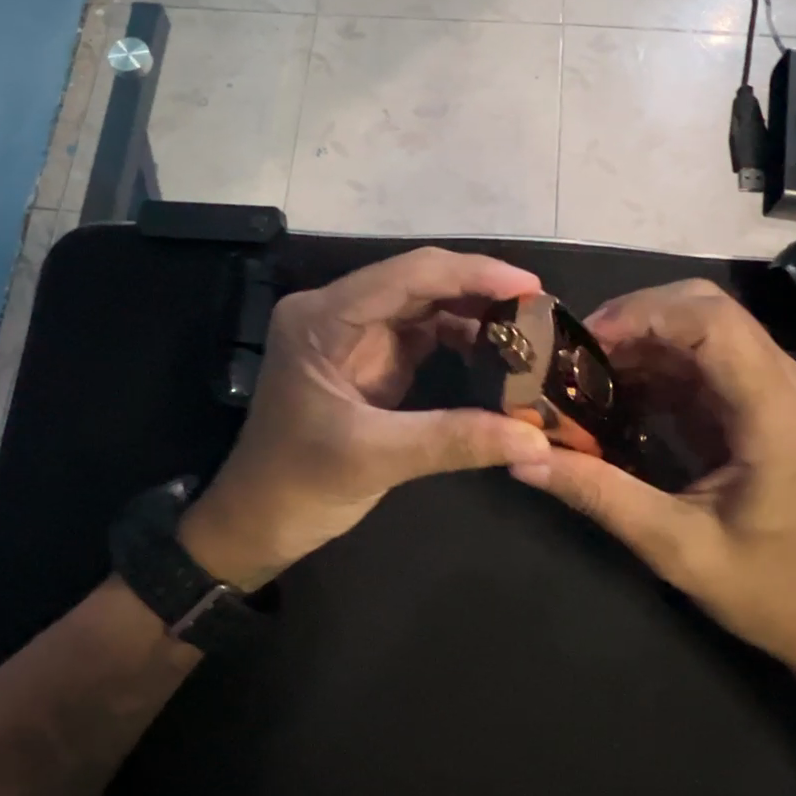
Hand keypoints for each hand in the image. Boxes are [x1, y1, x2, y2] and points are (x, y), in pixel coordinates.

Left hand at [181, 248, 551, 589]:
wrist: (255, 521)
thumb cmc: (298, 484)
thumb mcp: (377, 458)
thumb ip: (456, 440)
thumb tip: (537, 439)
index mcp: (322, 319)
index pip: (408, 274)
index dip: (473, 274)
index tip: (532, 287)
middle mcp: (334, 313)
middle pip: (418, 282)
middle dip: (479, 293)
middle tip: (540, 313)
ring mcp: (350, 336)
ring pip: (422, 307)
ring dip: (473, 316)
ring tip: (529, 333)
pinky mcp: (365, 361)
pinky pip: (419, 336)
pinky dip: (458, 341)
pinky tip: (495, 354)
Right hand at [509, 279, 795, 682]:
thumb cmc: (768, 588)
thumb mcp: (675, 548)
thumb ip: (600, 495)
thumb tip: (521, 458)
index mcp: (776, 412)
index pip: (712, 321)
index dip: (642, 315)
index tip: (582, 344)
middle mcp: (786, 385)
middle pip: (706, 309)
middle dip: (634, 319)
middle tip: (575, 356)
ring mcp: (779, 391)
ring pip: (703, 328)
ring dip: (640, 341)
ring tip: (583, 375)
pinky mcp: (763, 405)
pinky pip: (704, 361)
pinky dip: (655, 366)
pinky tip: (615, 395)